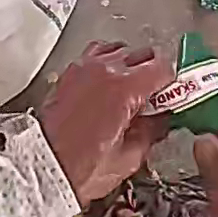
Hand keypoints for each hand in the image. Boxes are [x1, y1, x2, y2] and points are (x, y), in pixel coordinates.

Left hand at [39, 41, 175, 204]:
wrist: (40, 167)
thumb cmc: (83, 167)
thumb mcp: (129, 157)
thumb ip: (153, 131)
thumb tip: (164, 119)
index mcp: (125, 88)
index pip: (164, 68)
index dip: (175, 80)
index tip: (177, 93)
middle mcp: (106, 69)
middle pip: (145, 54)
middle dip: (156, 72)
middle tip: (159, 94)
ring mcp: (86, 67)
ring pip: (122, 49)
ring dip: (132, 64)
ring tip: (133, 87)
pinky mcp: (71, 72)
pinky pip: (98, 53)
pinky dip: (109, 61)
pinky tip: (110, 80)